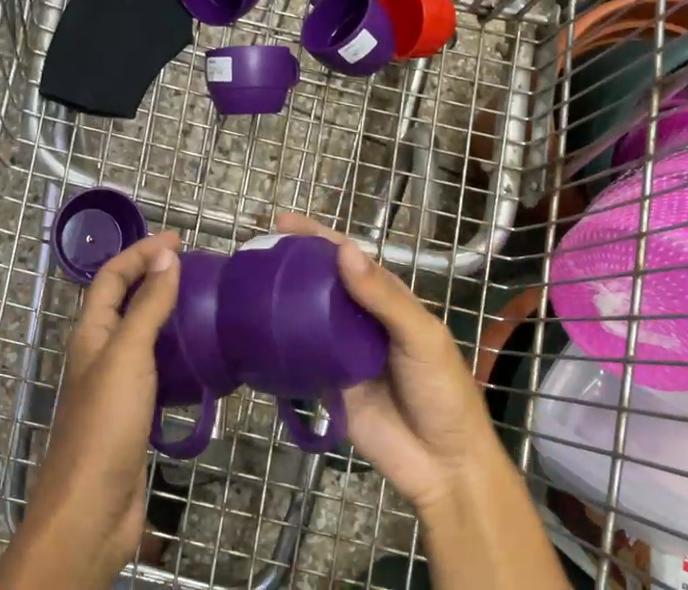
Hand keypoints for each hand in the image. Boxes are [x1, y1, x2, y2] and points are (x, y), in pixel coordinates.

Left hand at [0, 232, 181, 589]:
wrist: (92, 508)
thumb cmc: (105, 424)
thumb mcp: (127, 355)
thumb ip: (147, 306)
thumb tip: (165, 256)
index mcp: (89, 333)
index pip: (111, 277)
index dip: (139, 253)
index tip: (177, 239)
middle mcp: (99, 353)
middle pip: (124, 303)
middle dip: (153, 278)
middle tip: (195, 268)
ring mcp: (115, 386)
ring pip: (140, 337)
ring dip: (166, 316)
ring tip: (204, 306)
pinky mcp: (134, 416)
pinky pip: (155, 372)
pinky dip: (175, 357)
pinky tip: (201, 362)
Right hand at [271, 214, 497, 512]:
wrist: (443, 466)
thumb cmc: (442, 392)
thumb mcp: (421, 338)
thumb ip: (384, 297)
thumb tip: (345, 251)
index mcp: (386, 299)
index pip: (347, 258)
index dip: (316, 237)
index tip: (281, 222)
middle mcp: (359, 319)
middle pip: (319, 283)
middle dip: (289, 264)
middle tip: (252, 253)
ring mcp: (340, 351)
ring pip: (304, 316)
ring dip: (279, 300)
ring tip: (244, 285)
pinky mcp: (325, 384)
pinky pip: (297, 357)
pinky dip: (277, 343)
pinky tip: (251, 331)